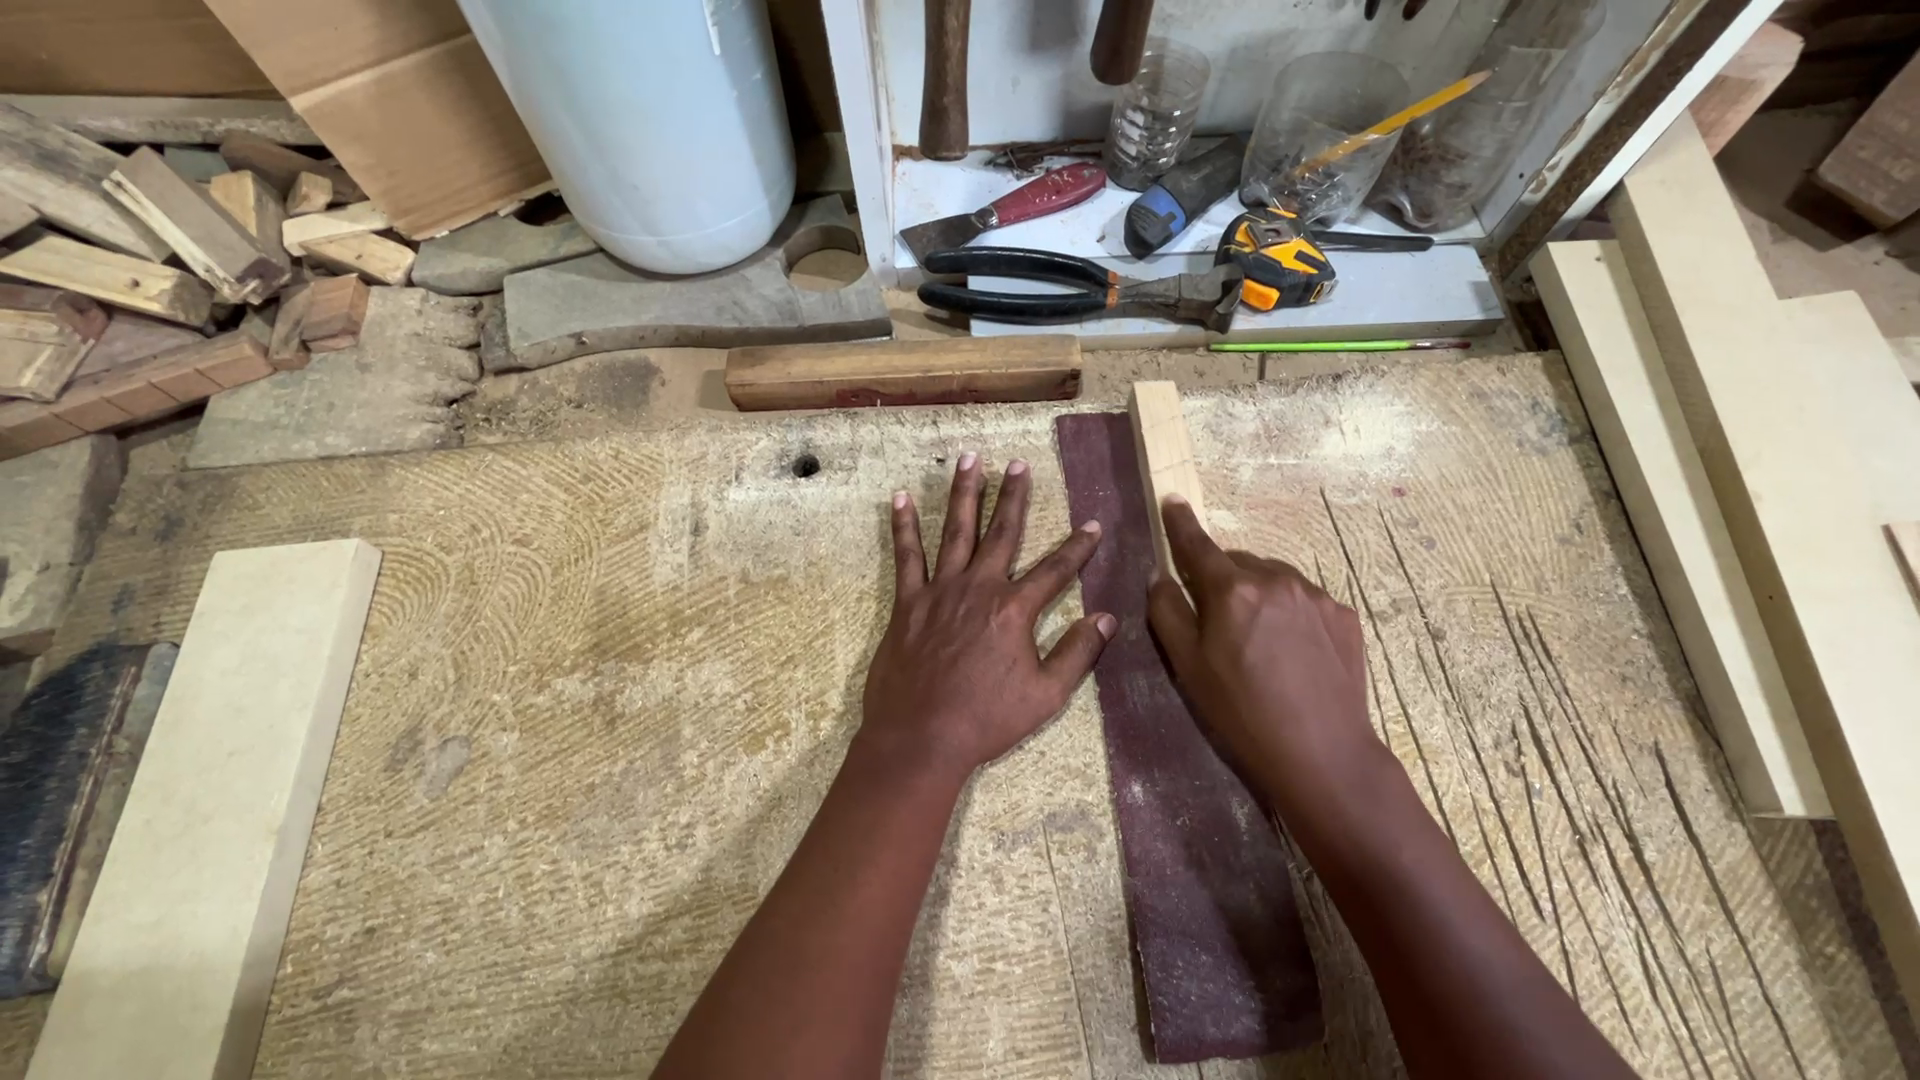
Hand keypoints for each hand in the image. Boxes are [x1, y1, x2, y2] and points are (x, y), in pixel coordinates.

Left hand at [858, 453, 1114, 783]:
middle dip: (1014, 497)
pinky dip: (904, 525)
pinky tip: (901, 497)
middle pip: (1002, 533)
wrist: (920, 737)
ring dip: (965, 494)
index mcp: (1014, 610)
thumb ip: (1077, 653)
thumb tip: (1107, 618)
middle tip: (1019, 464)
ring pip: (955, 531)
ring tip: (970, 459)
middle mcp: (978, 589)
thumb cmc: (986, 720)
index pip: (1055, 569)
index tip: (1093, 525)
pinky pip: (906, 556)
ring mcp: (939, 592)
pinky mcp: (907, 603)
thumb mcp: (1045, 695)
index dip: (1078, 547)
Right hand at [1146, 495, 1378, 803]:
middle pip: (1237, 563)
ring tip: (1256, 640)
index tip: (1173, 501)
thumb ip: (1167, 612)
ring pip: (1272, 577)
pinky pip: (1303, 599)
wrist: (1321, 752)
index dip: (1181, 523)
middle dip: (1221, 578)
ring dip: (1256, 593)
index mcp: (1231, 590)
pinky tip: (1289, 650)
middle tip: (1215, 621)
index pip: (1197, 545)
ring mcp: (1315, 595)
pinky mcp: (1343, 615)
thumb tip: (1160, 575)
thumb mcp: (1187, 667)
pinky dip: (1287, 611)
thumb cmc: (1241, 711)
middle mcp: (1275, 580)